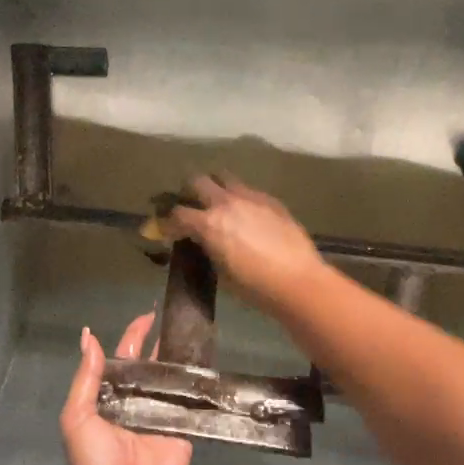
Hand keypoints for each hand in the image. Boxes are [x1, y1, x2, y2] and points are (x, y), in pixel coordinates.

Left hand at [61, 314, 192, 464]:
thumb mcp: (77, 419)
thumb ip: (86, 378)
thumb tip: (89, 335)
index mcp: (110, 396)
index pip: (124, 357)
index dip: (134, 335)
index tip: (150, 313)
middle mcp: (137, 400)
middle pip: (151, 364)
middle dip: (162, 341)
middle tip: (179, 315)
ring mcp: (162, 414)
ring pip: (173, 378)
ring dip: (183, 358)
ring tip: (198, 331)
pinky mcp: (184, 429)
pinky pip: (192, 401)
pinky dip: (200, 384)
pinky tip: (211, 363)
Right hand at [161, 174, 327, 313]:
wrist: (298, 282)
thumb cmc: (255, 287)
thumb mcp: (220, 270)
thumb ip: (206, 247)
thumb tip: (201, 240)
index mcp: (209, 223)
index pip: (177, 213)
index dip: (167, 221)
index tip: (165, 227)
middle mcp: (225, 202)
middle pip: (196, 180)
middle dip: (188, 191)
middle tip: (190, 205)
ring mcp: (249, 197)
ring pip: (223, 177)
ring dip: (214, 186)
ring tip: (217, 202)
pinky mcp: (269, 199)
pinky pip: (247, 189)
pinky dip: (239, 197)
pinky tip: (246, 213)